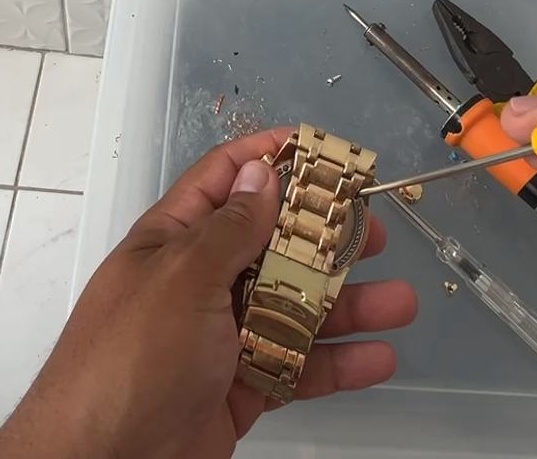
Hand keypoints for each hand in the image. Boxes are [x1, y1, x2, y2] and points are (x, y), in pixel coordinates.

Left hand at [0, 127, 417, 458]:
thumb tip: (262, 170)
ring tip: (401, 302)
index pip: (227, 176)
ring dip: (348, 303)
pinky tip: (378, 359)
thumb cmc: (135, 353)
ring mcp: (224, 334)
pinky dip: (336, 363)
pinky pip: (295, 364)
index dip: (271, 155)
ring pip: (295, 306)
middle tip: (376, 233)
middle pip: (274, 242)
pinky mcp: (241, 387)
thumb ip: (229, 227)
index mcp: (178, 235)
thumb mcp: (183, 276)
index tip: (324, 150)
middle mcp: (203, 277)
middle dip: (325, 236)